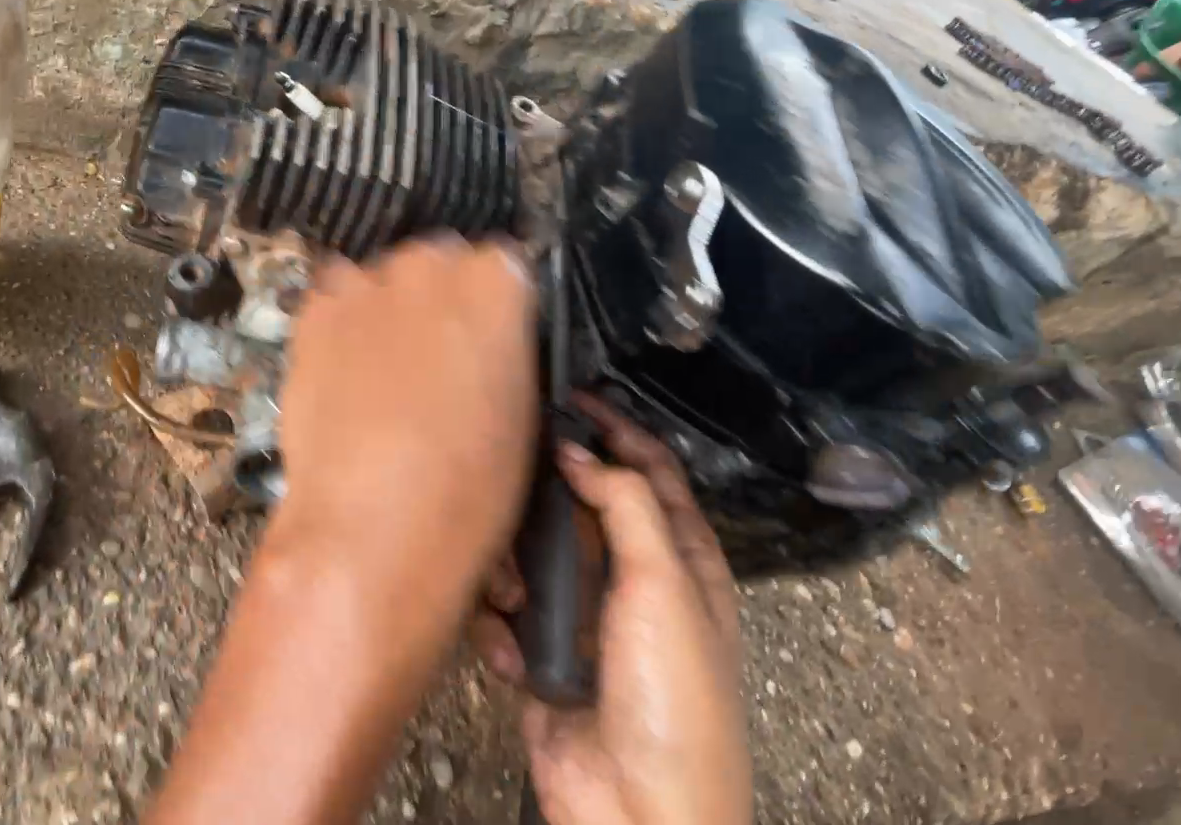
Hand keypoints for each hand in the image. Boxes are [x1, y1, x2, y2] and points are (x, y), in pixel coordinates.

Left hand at [147, 238, 536, 824]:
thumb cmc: (463, 487)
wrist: (374, 523)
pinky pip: (333, 303)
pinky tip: (346, 373)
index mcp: (496, 285)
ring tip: (383, 373)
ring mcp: (363, 286)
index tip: (484, 335)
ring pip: (380, 281)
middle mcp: (427, 268)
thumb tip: (488, 338)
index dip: (491, 306)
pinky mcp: (312, 314)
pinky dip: (340, 326)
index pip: (501, 265)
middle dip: (436, 302)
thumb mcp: (518, 413)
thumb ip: (503, 350)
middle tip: (434, 360)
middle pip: (436, 264)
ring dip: (385, 312)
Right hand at [473, 393, 749, 824]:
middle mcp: (631, 581)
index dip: (617, 428)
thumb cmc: (672, 695)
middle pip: (578, 510)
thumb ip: (625, 505)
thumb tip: (578, 450)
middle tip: (511, 489)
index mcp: (680, 559)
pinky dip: (499, 627)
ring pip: (533, 558)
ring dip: (512, 572)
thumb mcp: (664, 586)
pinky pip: (505, 614)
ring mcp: (584, 619)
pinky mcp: (542, 653)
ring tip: (512, 595)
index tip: (572, 397)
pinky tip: (509, 650)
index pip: (650, 471)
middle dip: (544, 504)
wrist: (636, 807)